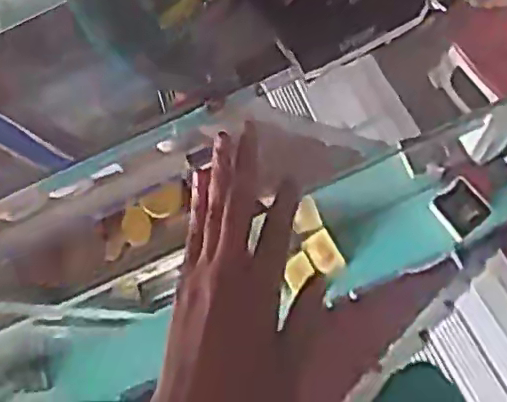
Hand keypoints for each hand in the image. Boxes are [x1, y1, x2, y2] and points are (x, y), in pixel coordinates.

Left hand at [154, 128, 457, 401]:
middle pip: (238, 206)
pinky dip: (196, 202)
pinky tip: (197, 180)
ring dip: (218, 173)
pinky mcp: (183, 278)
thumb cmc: (247, 394)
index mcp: (259, 290)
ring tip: (222, 140)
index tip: (293, 172)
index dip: (286, 201)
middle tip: (248, 130)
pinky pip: (192, 229)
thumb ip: (306, 319)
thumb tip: (323, 278)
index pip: (277, 234)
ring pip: (212, 209)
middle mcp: (227, 270)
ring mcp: (201, 270)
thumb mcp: (289, 367)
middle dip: (244, 166)